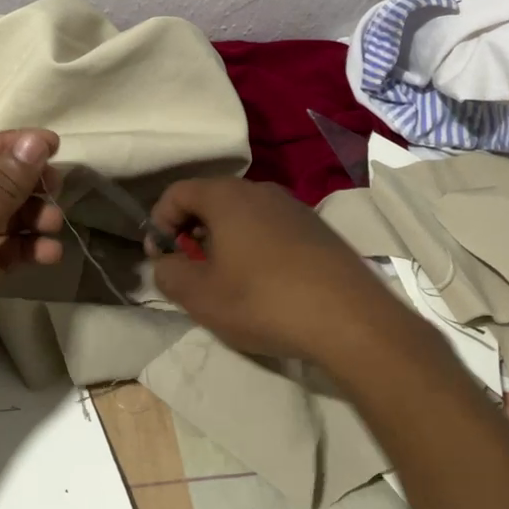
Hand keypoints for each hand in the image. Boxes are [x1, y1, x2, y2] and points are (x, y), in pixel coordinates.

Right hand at [147, 178, 408, 364]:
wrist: (349, 319)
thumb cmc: (263, 301)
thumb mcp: (200, 296)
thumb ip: (169, 274)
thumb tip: (167, 262)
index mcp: (226, 195)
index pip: (178, 192)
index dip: (159, 222)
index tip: (161, 257)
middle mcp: (259, 190)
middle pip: (211, 200)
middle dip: (192, 231)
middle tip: (190, 269)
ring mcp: (293, 207)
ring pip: (243, 214)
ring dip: (225, 240)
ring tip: (226, 280)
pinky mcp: (318, 228)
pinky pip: (271, 228)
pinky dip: (255, 246)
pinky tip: (264, 283)